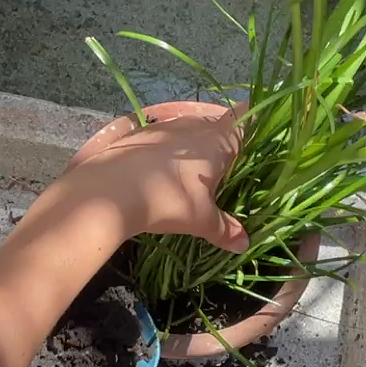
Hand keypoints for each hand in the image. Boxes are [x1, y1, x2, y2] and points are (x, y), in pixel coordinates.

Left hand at [61, 106, 248, 250]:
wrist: (112, 189)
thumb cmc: (167, 200)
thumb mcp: (200, 220)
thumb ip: (224, 229)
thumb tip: (244, 244)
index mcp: (216, 142)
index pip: (243, 122)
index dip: (251, 125)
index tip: (254, 135)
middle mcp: (193, 126)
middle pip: (215, 124)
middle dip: (221, 141)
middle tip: (224, 164)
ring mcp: (163, 126)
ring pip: (187, 127)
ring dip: (192, 143)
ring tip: (191, 168)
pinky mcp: (138, 133)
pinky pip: (161, 136)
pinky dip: (165, 148)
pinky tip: (159, 168)